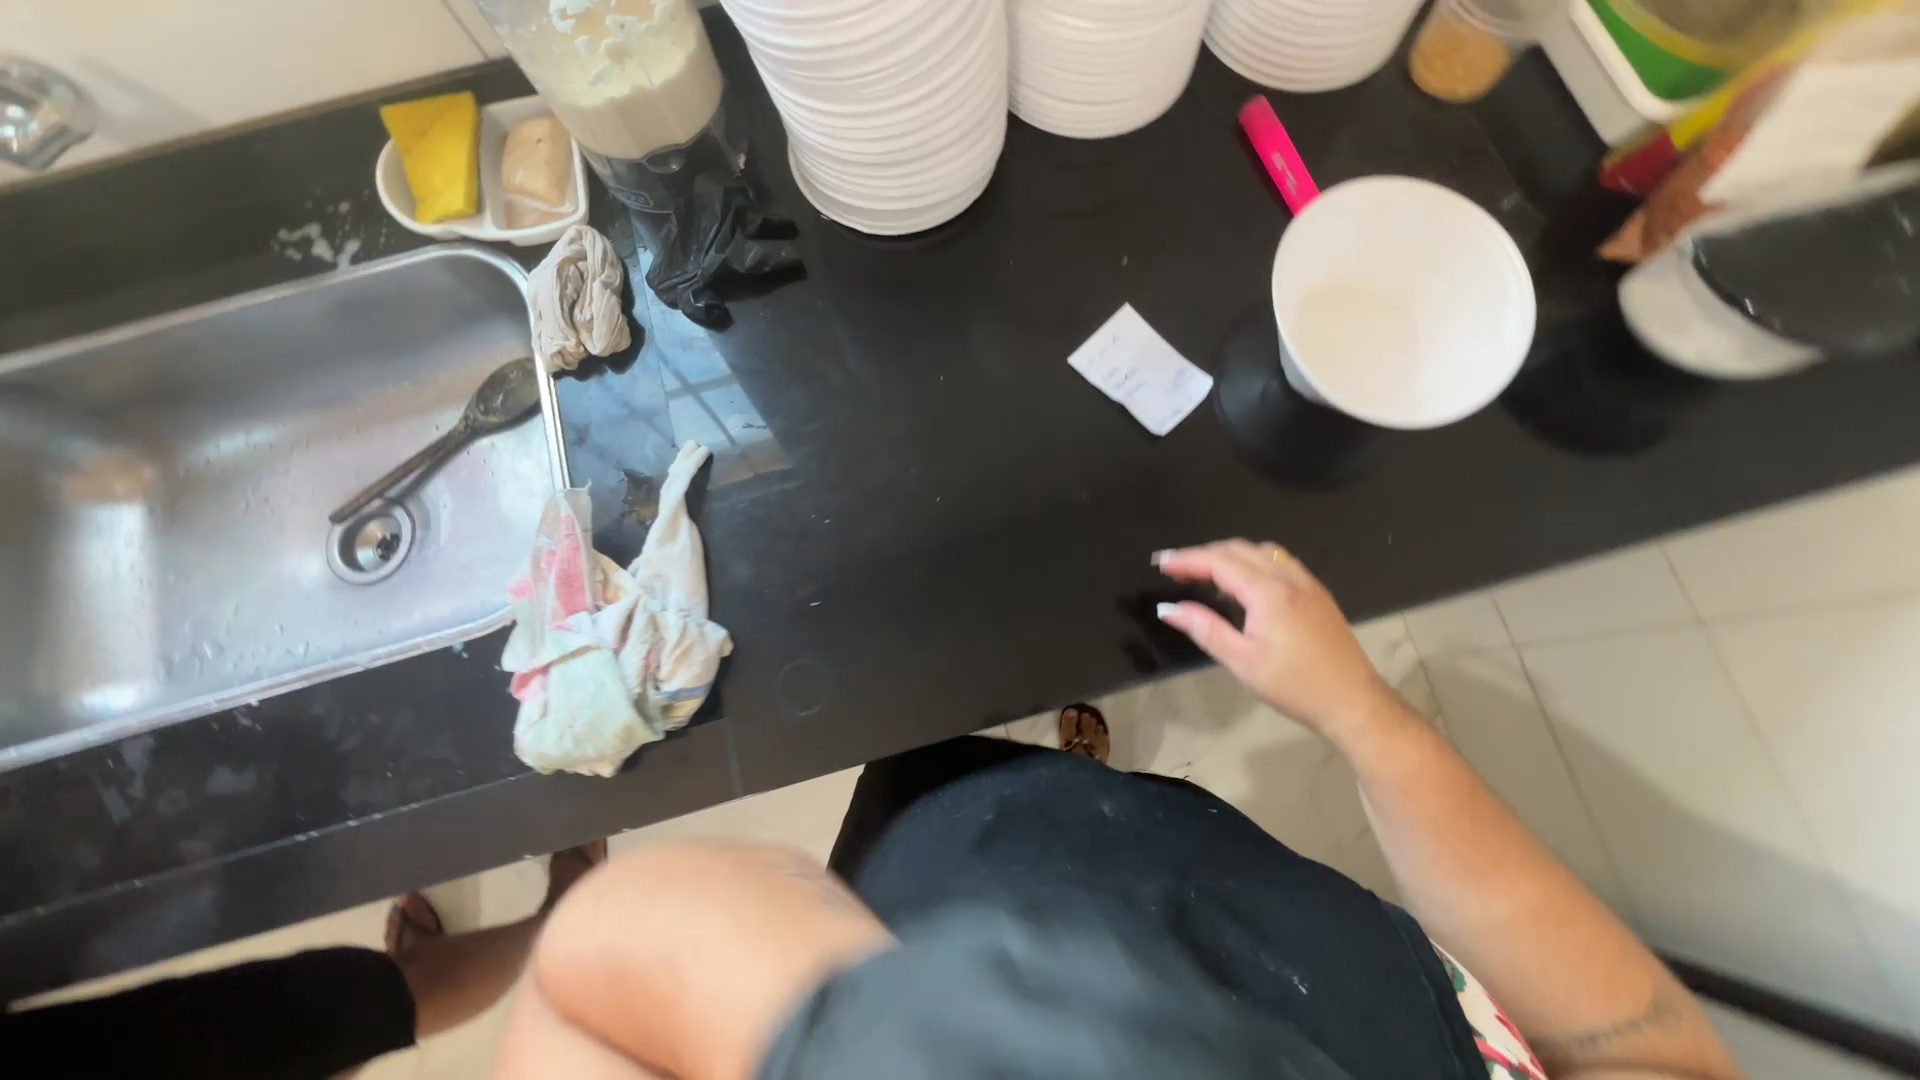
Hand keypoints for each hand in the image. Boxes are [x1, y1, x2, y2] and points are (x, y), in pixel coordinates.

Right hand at [1154, 540, 1401, 745]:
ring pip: (1262, 551)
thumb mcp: (1243, 662)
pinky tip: (1243, 582)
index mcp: (1269, 593)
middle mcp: (1289, 578)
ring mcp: (1307, 583)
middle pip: (1239, 549)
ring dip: (1229, 554)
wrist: (1354, 702)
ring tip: (1205, 572)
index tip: (1161, 563)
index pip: (1219, 562)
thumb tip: (1168, 608)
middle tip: (1176, 568)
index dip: (1187, 559)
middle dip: (1204, 554)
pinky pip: (1279, 561)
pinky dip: (1253, 561)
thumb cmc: (1295, 686)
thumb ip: (1205, 629)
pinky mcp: (1317, 593)